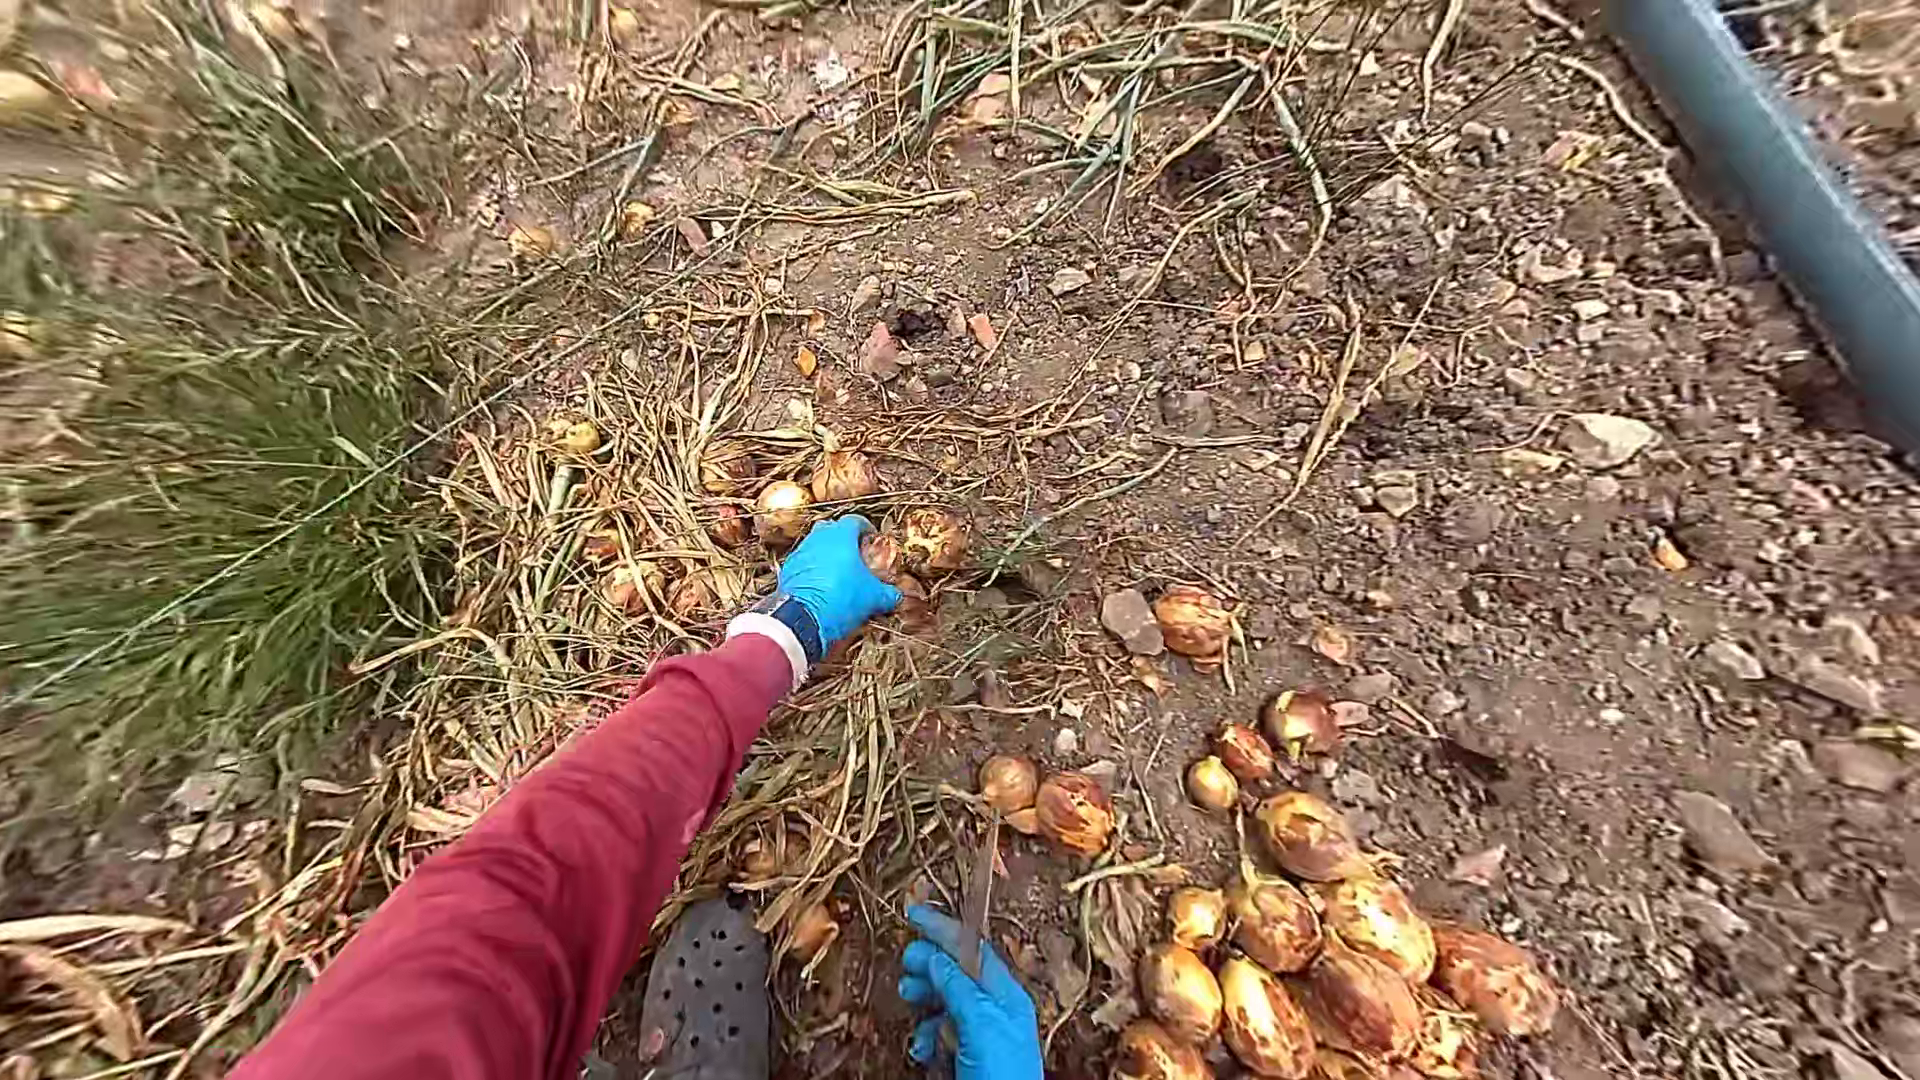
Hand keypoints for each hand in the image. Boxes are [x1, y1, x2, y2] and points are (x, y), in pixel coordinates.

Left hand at [778, 515, 901, 647]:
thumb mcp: (874, 597)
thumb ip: (888, 593)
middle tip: (856, 555)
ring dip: (827, 556)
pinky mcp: (787, 571)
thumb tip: (895, 596)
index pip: (855, 520)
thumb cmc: (840, 597)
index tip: (871, 538)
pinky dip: (813, 572)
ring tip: (839, 574)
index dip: (866, 529)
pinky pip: (804, 565)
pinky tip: (823, 588)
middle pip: (832, 529)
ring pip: (816, 547)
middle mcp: (818, 538)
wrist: (804, 619)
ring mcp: (800, 553)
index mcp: (841, 535)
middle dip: (844, 540)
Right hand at [897, 905, 1042, 1079]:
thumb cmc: (1002, 1076)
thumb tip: (934, 956)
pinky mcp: (969, 1059)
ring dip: (925, 996)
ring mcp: (982, 1034)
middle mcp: (995, 1008)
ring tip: (907, 997)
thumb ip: (958, 986)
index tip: (912, 914)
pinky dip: (927, 1032)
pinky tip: (919, 1045)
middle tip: (905, 962)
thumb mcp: (980, 1024)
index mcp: (1005, 992)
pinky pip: (943, 1033)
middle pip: (957, 970)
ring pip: (947, 1000)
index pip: (971, 945)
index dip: (942, 927)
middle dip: (929, 963)